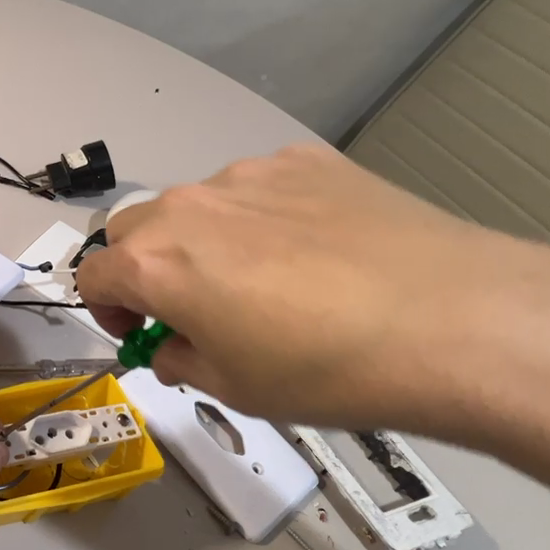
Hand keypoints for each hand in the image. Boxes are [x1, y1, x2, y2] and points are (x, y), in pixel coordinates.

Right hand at [76, 142, 549, 433]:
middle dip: (142, 268)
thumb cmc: (328, 370)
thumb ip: (180, 359)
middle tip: (189, 308)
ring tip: (265, 278)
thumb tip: (175, 344)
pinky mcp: (304, 161)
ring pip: (195, 206)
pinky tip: (313, 250)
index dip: (106, 311)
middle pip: (131, 230)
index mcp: (154, 263)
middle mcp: (187, 207)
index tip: (141, 334)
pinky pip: (256, 189)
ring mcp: (247, 175)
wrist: (457, 322)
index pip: (91, 276)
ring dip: (201, 240)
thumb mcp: (235, 388)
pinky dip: (259, 217)